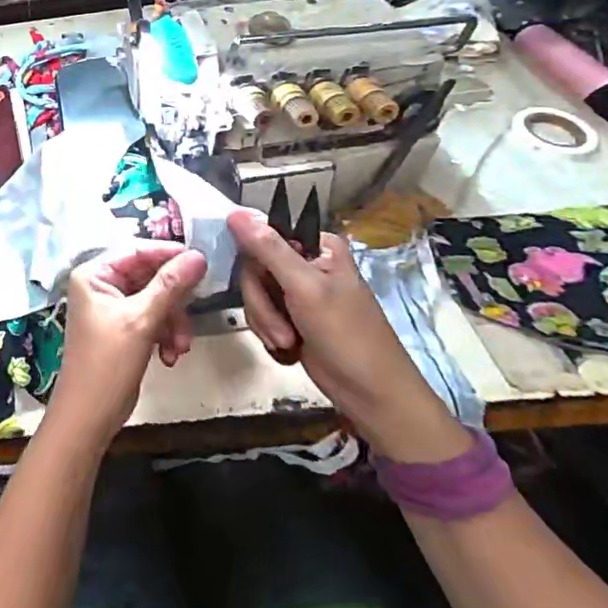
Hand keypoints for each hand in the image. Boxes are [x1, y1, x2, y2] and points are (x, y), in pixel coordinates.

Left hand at [51, 242, 205, 443]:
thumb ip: (170, 286)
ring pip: (156, 300)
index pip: (136, 250)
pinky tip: (170, 356)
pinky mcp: (124, 329)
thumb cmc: (107, 364)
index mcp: (94, 274)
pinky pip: (153, 319)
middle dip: (173, 301)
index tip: (201, 260)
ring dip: (173, 323)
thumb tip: (198, 255)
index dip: (168, 254)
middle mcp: (101, 285)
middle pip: (149, 276)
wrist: (89, 417)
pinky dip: (165, 335)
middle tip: (193, 311)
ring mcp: (112, 308)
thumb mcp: (142, 321)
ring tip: (180, 347)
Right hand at [228, 209, 469, 462]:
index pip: (263, 236)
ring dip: (266, 323)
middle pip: (254, 269)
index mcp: (317, 245)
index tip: (261, 286)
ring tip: (290, 342)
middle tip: (282, 329)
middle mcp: (306, 263)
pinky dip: (270, 335)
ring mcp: (298, 293)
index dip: (253, 261)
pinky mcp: (292, 318)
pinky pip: (261, 316)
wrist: (372, 395)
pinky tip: (290, 349)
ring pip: (254, 295)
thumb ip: (268, 249)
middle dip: (262, 304)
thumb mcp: (305, 287)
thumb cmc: (347, 336)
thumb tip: (236, 212)